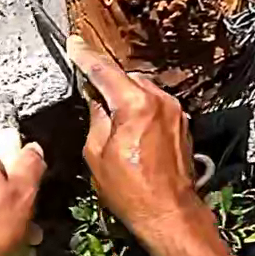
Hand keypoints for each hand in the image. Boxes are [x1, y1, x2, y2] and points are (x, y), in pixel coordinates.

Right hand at [70, 35, 210, 241]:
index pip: (105, 71)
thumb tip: (96, 101)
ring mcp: (174, 111)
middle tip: (89, 97)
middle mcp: (159, 100)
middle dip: (107, 84)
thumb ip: (96, 119)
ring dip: (125, 99)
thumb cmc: (131, 191)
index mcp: (135, 105)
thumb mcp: (97, 155)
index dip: (85, 56)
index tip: (74, 43)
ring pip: (142, 91)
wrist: (168, 212)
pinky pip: (155, 106)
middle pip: (126, 78)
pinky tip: (130, 131)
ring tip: (111, 122)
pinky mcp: (181, 123)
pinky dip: (140, 110)